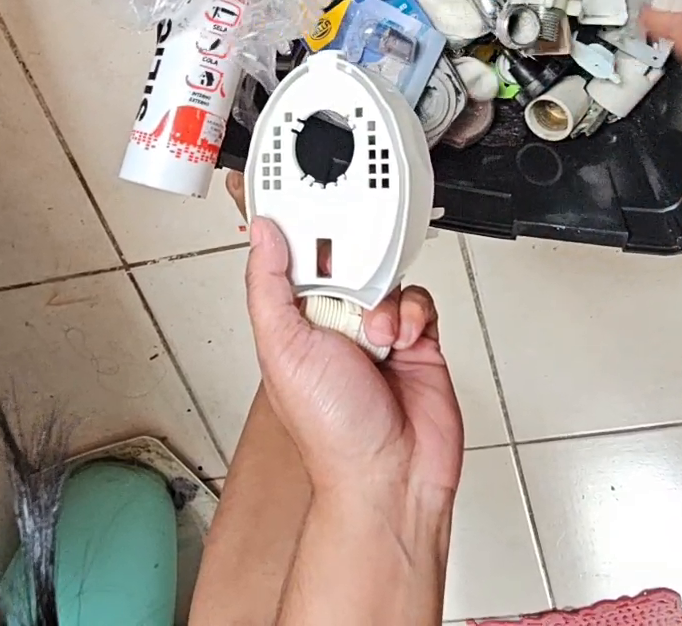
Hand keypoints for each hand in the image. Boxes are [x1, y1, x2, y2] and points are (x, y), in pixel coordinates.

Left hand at [239, 211, 463, 509]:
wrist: (391, 477)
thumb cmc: (330, 432)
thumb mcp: (283, 350)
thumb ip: (268, 287)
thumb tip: (262, 234)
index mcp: (295, 320)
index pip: (295, 258)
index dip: (302, 233)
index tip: (306, 205)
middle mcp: (334, 321)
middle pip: (346, 258)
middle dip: (354, 266)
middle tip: (352, 281)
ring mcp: (376, 329)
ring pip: (386, 274)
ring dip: (384, 299)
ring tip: (376, 335)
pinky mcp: (414, 338)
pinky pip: (419, 298)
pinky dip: (413, 313)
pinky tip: (400, 340)